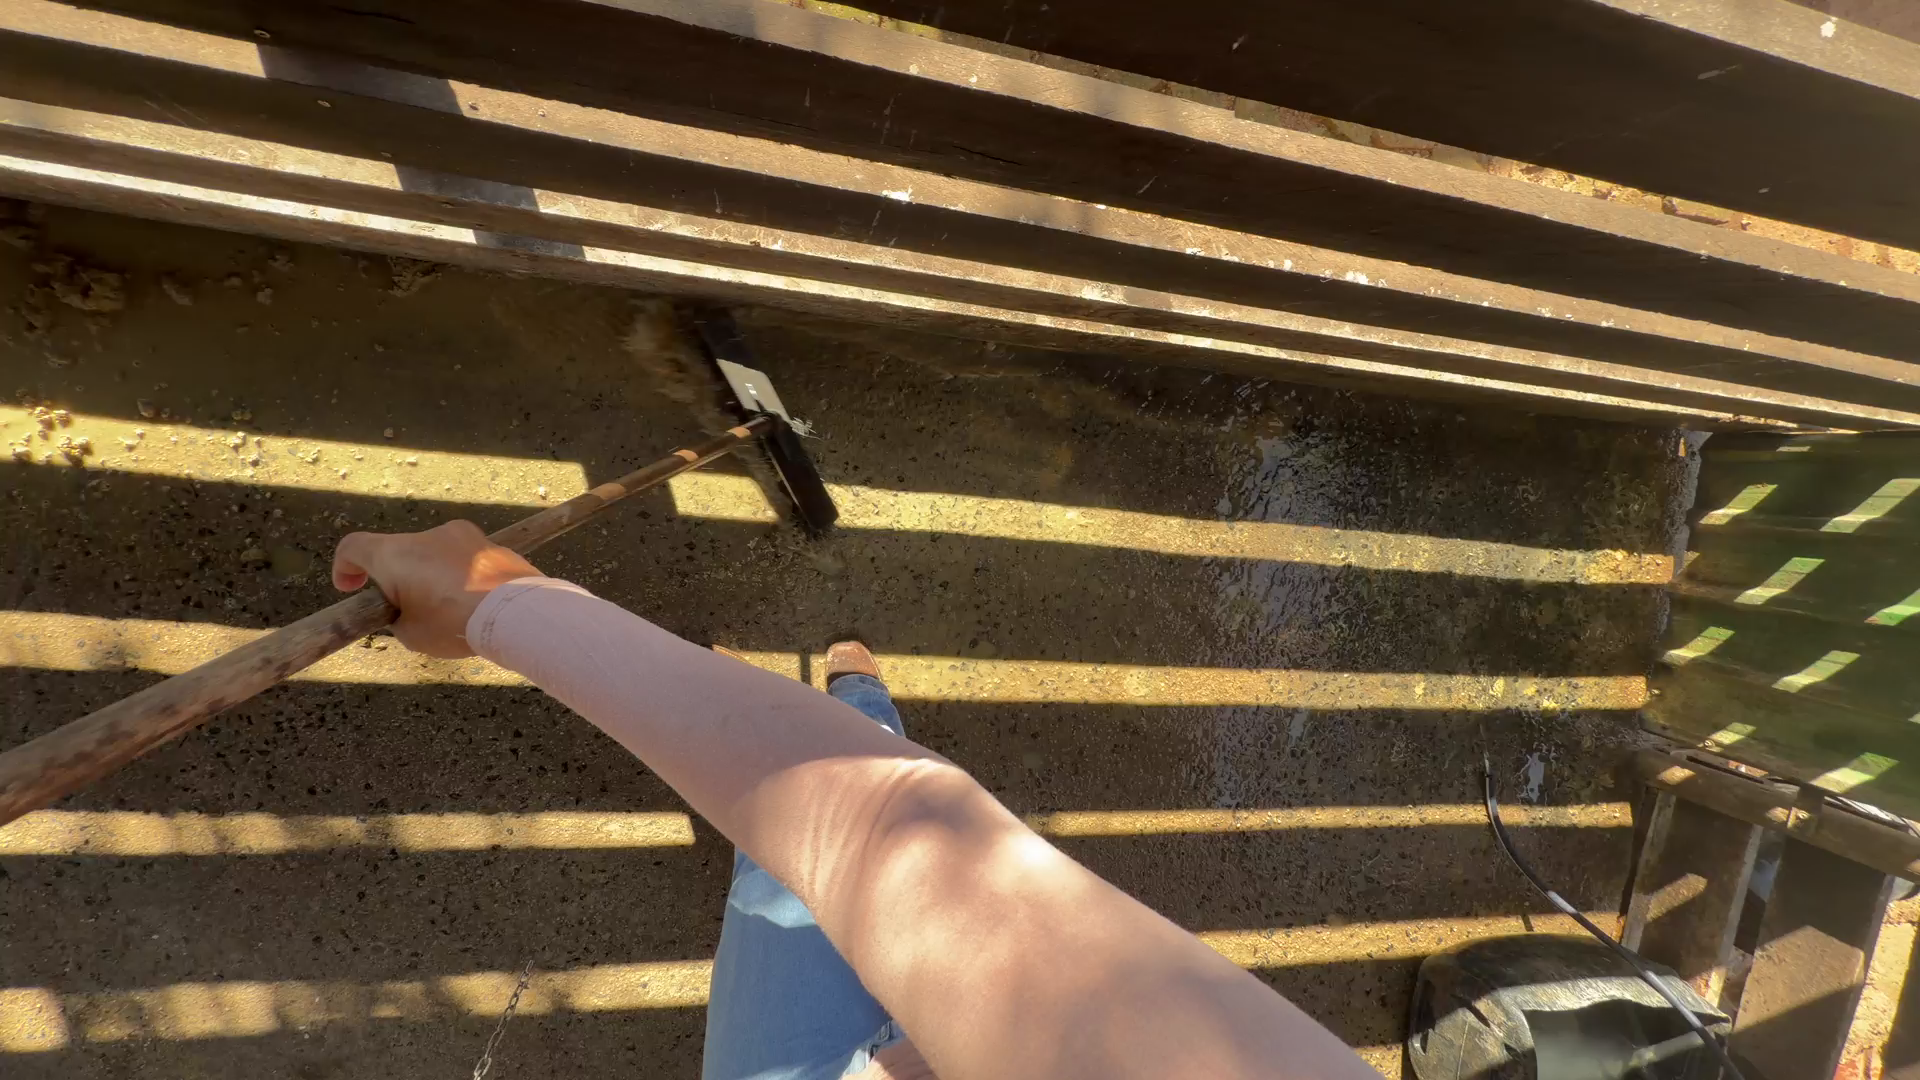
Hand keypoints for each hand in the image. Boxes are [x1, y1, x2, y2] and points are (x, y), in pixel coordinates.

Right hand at [331, 521, 540, 656]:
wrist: (519, 612)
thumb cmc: (455, 622)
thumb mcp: (410, 632)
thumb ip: (401, 615)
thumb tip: (413, 607)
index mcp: (397, 551)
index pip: (355, 547)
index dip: (346, 567)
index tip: (352, 587)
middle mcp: (433, 535)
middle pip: (404, 552)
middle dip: (402, 577)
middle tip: (413, 609)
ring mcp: (470, 537)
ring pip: (441, 554)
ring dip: (438, 575)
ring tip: (453, 609)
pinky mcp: (500, 546)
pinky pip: (471, 561)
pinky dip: (467, 576)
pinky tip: (478, 602)